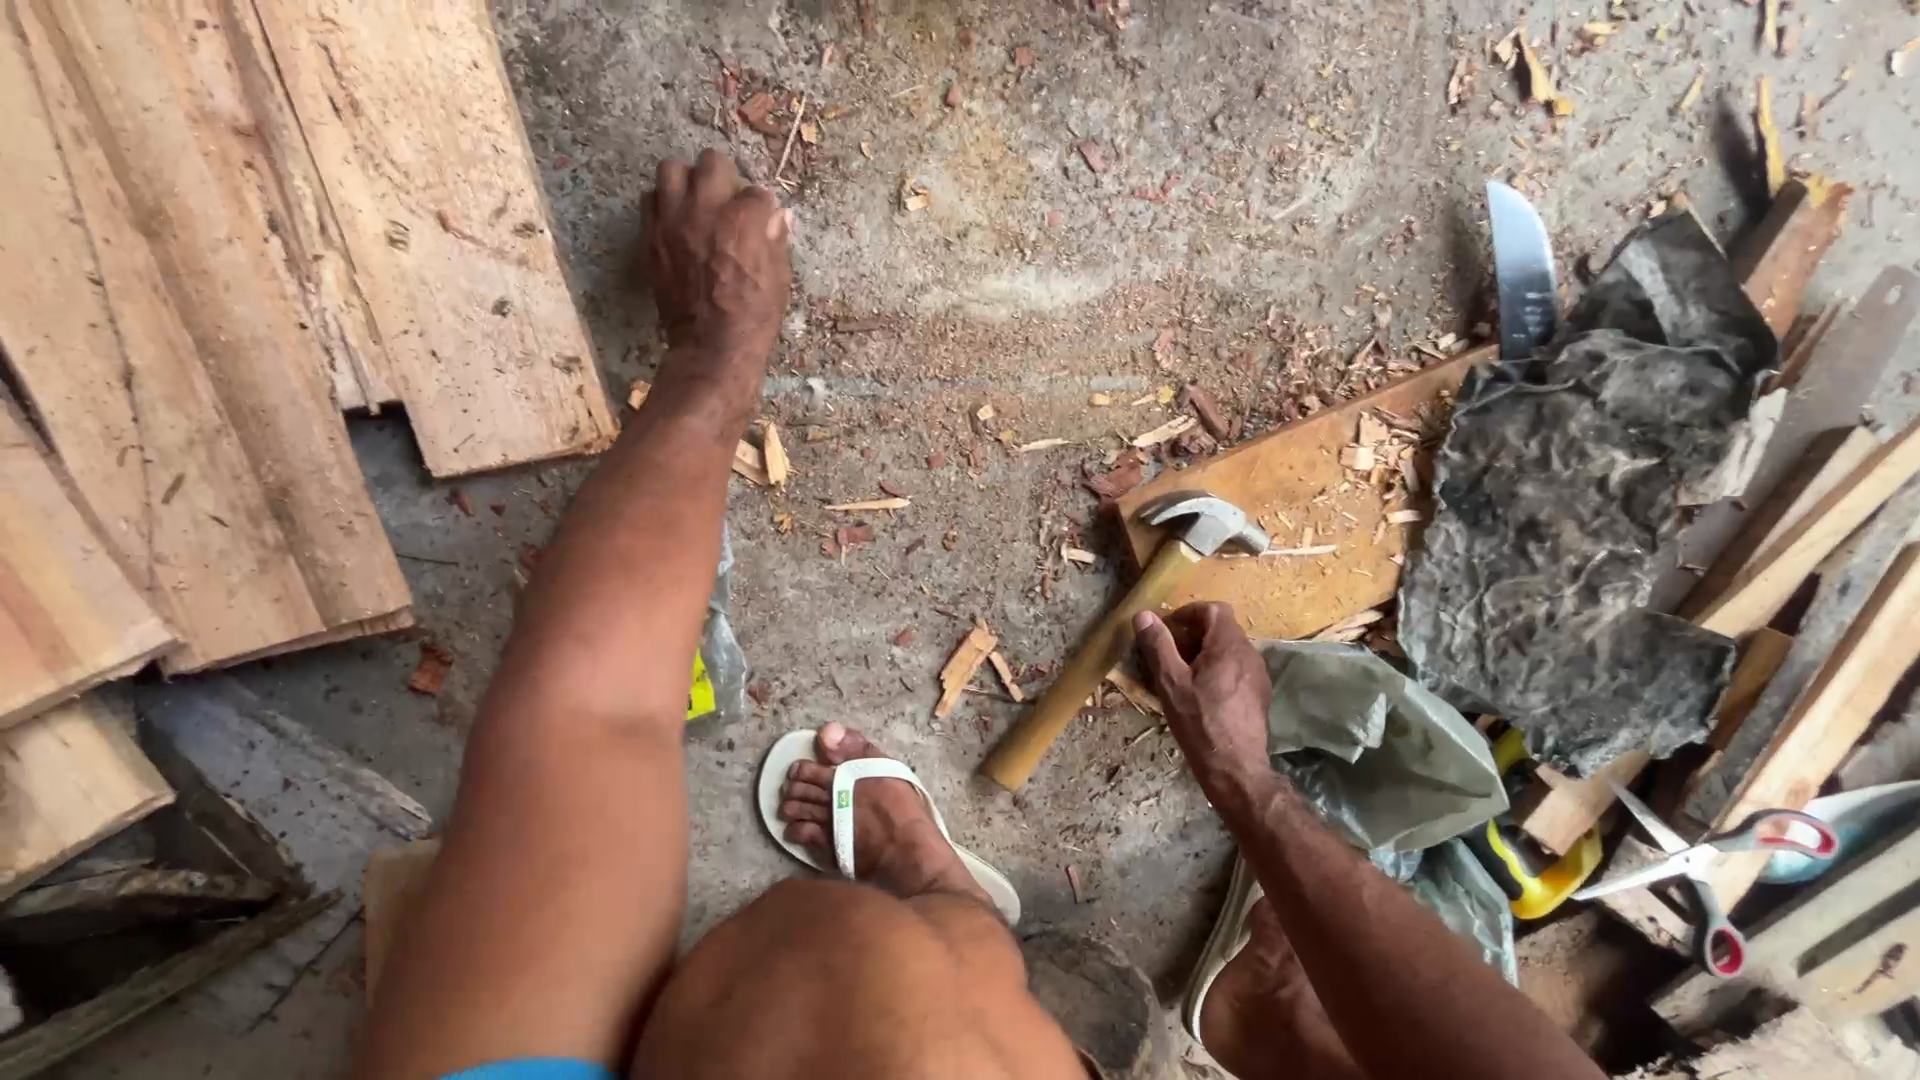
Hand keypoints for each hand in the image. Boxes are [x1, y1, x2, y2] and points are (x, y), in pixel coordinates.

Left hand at [641, 149, 791, 359]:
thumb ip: (775, 239)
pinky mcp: (650, 236)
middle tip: (727, 200)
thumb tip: (777, 216)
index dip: (761, 207)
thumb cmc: (754, 316)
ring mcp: (672, 220)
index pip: (757, 192)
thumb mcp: (779, 278)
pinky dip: (664, 204)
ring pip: (671, 169)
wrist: (712, 345)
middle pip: (712, 162)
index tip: (761, 220)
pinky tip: (676, 223)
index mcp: (745, 219)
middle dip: (724, 178)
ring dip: (687, 182)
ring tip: (695, 203)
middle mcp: (705, 209)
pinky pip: (650, 200)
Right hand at [1133, 603, 1277, 800]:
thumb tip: (1143, 615)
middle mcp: (1249, 654)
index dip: (1189, 613)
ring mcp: (1258, 675)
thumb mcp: (1171, 683)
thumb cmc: (1199, 722)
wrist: (1235, 767)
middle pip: (1222, 628)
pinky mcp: (1259, 694)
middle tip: (1170, 652)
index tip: (1168, 629)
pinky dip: (1218, 669)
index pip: (1214, 609)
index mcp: (1229, 646)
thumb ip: (1158, 646)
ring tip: (1183, 674)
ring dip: (1206, 652)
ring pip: (1230, 649)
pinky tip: (1202, 694)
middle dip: (1194, 633)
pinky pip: (1237, 668)